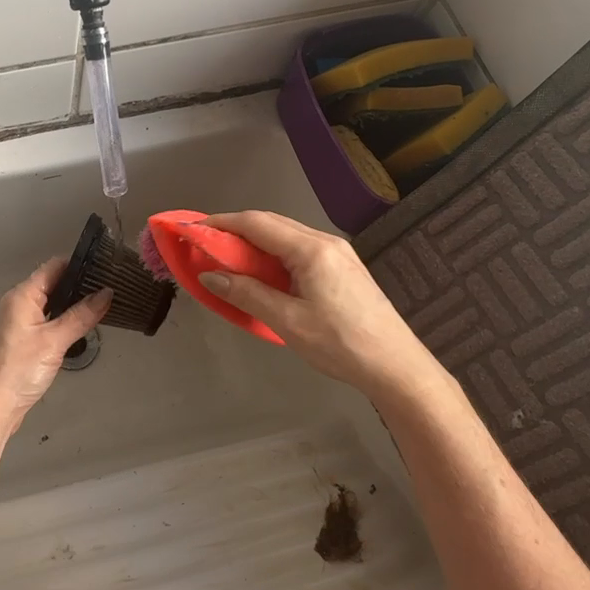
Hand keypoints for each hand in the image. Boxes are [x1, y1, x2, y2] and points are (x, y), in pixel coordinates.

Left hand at [0, 258, 112, 430]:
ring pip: (47, 304)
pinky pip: (43, 321)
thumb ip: (81, 316)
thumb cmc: (19, 369)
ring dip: (69, 306)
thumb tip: (106, 293)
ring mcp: (15, 323)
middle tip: (109, 291)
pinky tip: (76, 330)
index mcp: (22, 295)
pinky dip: (60, 321)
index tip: (104, 268)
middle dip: (77, 286)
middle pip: (51, 284)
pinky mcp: (18, 341)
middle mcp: (16, 303)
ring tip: (99, 308)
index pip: (53, 267)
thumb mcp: (55, 341)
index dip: (78, 265)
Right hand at [197, 211, 442, 402]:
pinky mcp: (343, 267)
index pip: (256, 223)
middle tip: (205, 246)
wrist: (396, 366)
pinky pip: (298, 249)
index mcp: (311, 250)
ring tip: (227, 262)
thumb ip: (247, 294)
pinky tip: (261, 275)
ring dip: (253, 243)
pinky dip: (272, 254)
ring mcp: (338, 253)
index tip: (193, 230)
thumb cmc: (341, 345)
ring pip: (285, 235)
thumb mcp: (288, 322)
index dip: (221, 223)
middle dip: (234, 231)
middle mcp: (325, 242)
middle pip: (271, 223)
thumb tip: (210, 275)